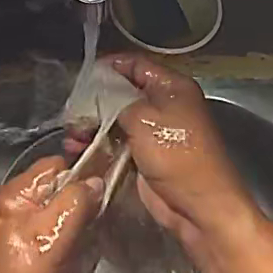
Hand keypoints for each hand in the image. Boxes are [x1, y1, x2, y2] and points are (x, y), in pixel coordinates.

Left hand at [0, 155, 104, 272]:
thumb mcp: (51, 240)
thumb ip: (76, 204)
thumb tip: (97, 181)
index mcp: (19, 193)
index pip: (60, 165)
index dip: (83, 175)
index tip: (103, 188)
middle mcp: (26, 206)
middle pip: (70, 188)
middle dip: (86, 209)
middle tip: (88, 229)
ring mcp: (36, 228)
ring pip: (77, 213)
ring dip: (86, 232)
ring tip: (80, 252)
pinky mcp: (48, 249)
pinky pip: (75, 235)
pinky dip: (82, 248)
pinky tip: (78, 264)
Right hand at [69, 53, 262, 256]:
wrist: (201, 207)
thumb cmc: (176, 154)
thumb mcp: (142, 118)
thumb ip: (115, 101)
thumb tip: (94, 96)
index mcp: (171, 86)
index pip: (135, 64)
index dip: (109, 67)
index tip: (83, 77)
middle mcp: (164, 104)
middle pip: (122, 93)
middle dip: (95, 102)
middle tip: (72, 112)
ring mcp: (155, 132)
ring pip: (116, 120)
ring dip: (93, 126)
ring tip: (71, 137)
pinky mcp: (146, 156)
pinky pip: (118, 143)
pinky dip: (100, 145)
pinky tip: (79, 150)